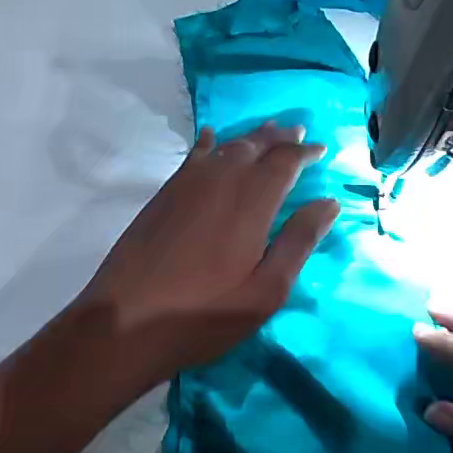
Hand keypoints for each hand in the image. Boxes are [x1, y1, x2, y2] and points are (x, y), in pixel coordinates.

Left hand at [77, 122, 339, 378]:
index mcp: (250, 200)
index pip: (284, 162)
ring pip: (225, 146)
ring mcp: (186, 184)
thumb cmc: (204, 313)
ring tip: (267, 130)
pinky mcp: (163, 195)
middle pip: (254, 146)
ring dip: (250, 137)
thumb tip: (329, 202)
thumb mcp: (266, 290)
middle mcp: (220, 180)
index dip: (304, 153)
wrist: (124, 322)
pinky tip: (210, 138)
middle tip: (298, 131)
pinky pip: (192, 156)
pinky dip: (208, 143)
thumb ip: (299, 241)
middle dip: (279, 138)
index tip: (322, 150)